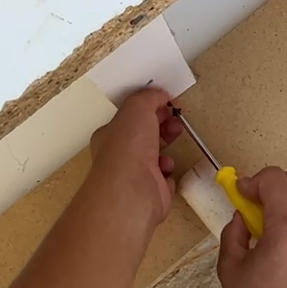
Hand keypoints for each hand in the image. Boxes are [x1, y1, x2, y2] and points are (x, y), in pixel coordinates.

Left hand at [82, 87, 183, 233]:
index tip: (169, 105)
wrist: (133, 192)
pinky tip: (166, 171)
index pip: (131, 117)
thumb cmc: (130, 147)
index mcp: (110, 134)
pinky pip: (164, 178)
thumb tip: (160, 95)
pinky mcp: (151, 193)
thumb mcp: (137, 108)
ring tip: (170, 147)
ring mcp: (134, 176)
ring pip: (156, 157)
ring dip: (166, 150)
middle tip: (175, 124)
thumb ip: (149, 97)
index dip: (151, 108)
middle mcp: (119, 155)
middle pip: (145, 135)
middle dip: (163, 127)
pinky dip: (169, 173)